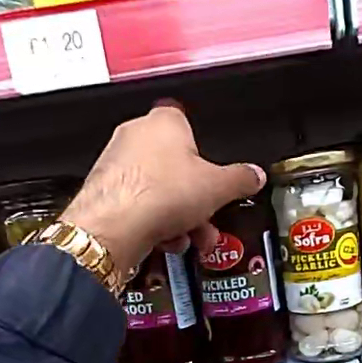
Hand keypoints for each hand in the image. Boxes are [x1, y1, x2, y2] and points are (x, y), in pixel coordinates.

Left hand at [61, 101, 265, 278]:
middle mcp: (136, 136)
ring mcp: (118, 165)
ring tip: (189, 236)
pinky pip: (140, 208)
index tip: (217, 176)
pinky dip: (155, 225)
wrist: (114, 226)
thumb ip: (240, 179)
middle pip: (177, 168)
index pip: (191, 126)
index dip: (207, 155)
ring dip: (179, 217)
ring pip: (159, 191)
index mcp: (165, 122)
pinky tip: (165, 240)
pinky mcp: (107, 194)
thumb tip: (254, 175)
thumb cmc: (156, 194)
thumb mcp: (218, 187)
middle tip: (208, 218)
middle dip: (196, 199)